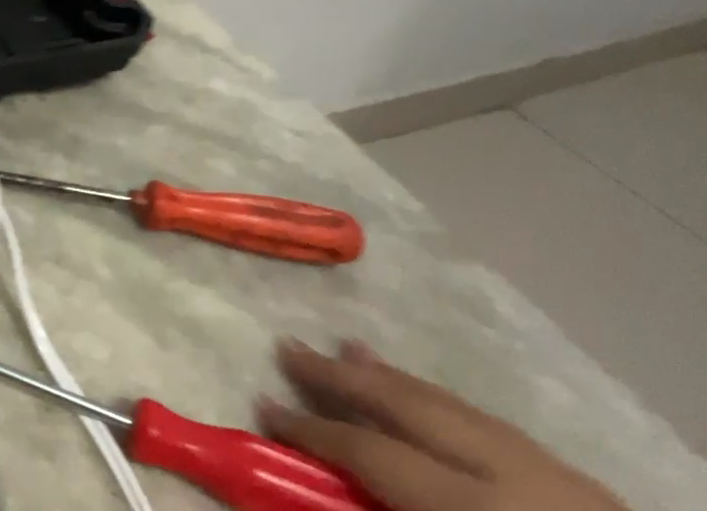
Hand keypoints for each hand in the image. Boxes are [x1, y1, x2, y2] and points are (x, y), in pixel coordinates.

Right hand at [260, 339, 628, 510]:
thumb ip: (376, 509)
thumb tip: (312, 487)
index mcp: (467, 504)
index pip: (370, 451)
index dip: (309, 429)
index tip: (261, 404)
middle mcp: (509, 475)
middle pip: (411, 408)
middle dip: (344, 376)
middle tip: (289, 346)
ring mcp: (552, 474)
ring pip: (457, 406)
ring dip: (395, 377)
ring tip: (348, 346)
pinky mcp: (579, 480)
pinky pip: (494, 425)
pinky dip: (446, 401)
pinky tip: (425, 393)